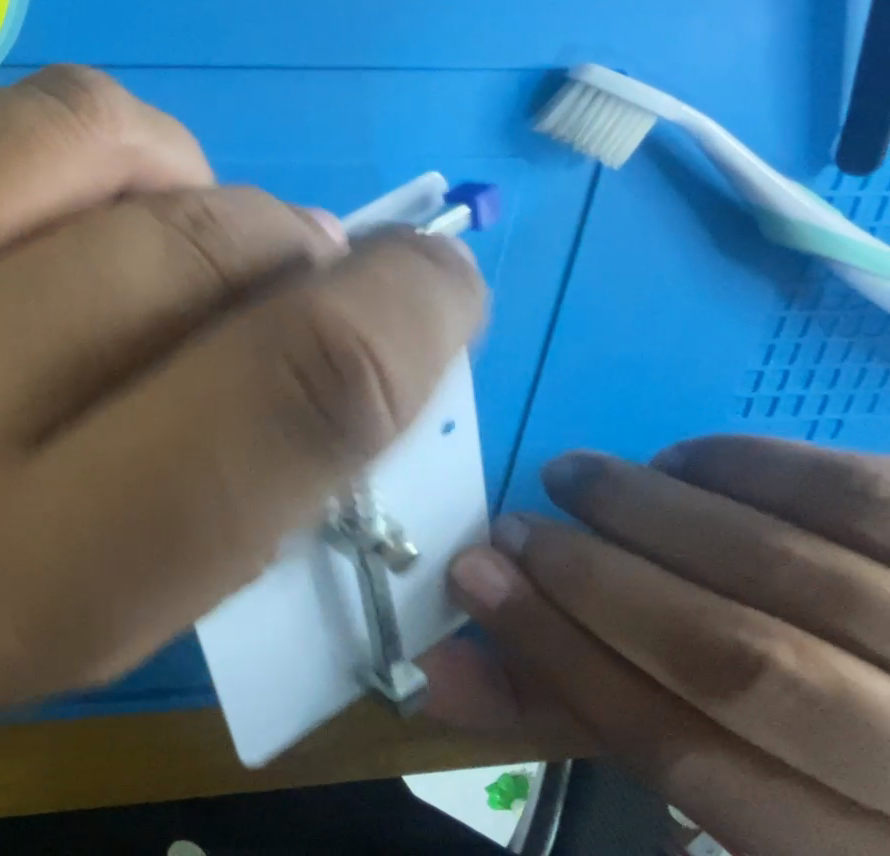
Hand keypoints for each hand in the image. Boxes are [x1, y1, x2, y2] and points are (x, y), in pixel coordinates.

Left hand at [0, 66, 483, 732]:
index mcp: (22, 563)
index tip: (429, 291)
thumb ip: (229, 491)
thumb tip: (345, 327)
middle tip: (279, 281)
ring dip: (178, 171)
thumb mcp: (79, 624)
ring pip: (92, 130)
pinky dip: (62, 141)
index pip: (279, 394)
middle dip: (289, 250)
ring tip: (156, 230)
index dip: (405, 317)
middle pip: (197, 248)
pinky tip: (41, 207)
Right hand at [432, 438, 889, 854]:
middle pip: (736, 661)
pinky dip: (758, 467)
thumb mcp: (709, 778)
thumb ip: (579, 716)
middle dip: (592, 577)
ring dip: (655, 509)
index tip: (475, 576)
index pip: (678, 749)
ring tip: (580, 478)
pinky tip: (690, 462)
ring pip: (798, 573)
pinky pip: (868, 496)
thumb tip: (433, 667)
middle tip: (516, 528)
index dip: (556, 651)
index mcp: (849, 852)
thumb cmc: (804, 754)